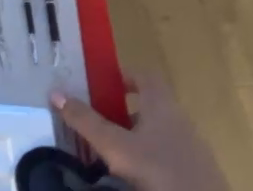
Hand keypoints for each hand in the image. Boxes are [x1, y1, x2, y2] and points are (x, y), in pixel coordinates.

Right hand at [52, 75, 228, 190]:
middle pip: (149, 106)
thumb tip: (55, 92)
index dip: (123, 75)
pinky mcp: (197, 176)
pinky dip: (148, 161)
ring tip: (108, 154)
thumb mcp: (116, 147)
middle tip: (95, 122)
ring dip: (133, 139)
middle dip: (121, 112)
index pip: (144, 75)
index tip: (99, 84)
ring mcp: (192, 150)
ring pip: (157, 134)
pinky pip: (167, 157)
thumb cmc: (160, 173)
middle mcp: (180, 121)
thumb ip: (86, 121)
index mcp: (162, 105)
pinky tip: (133, 178)